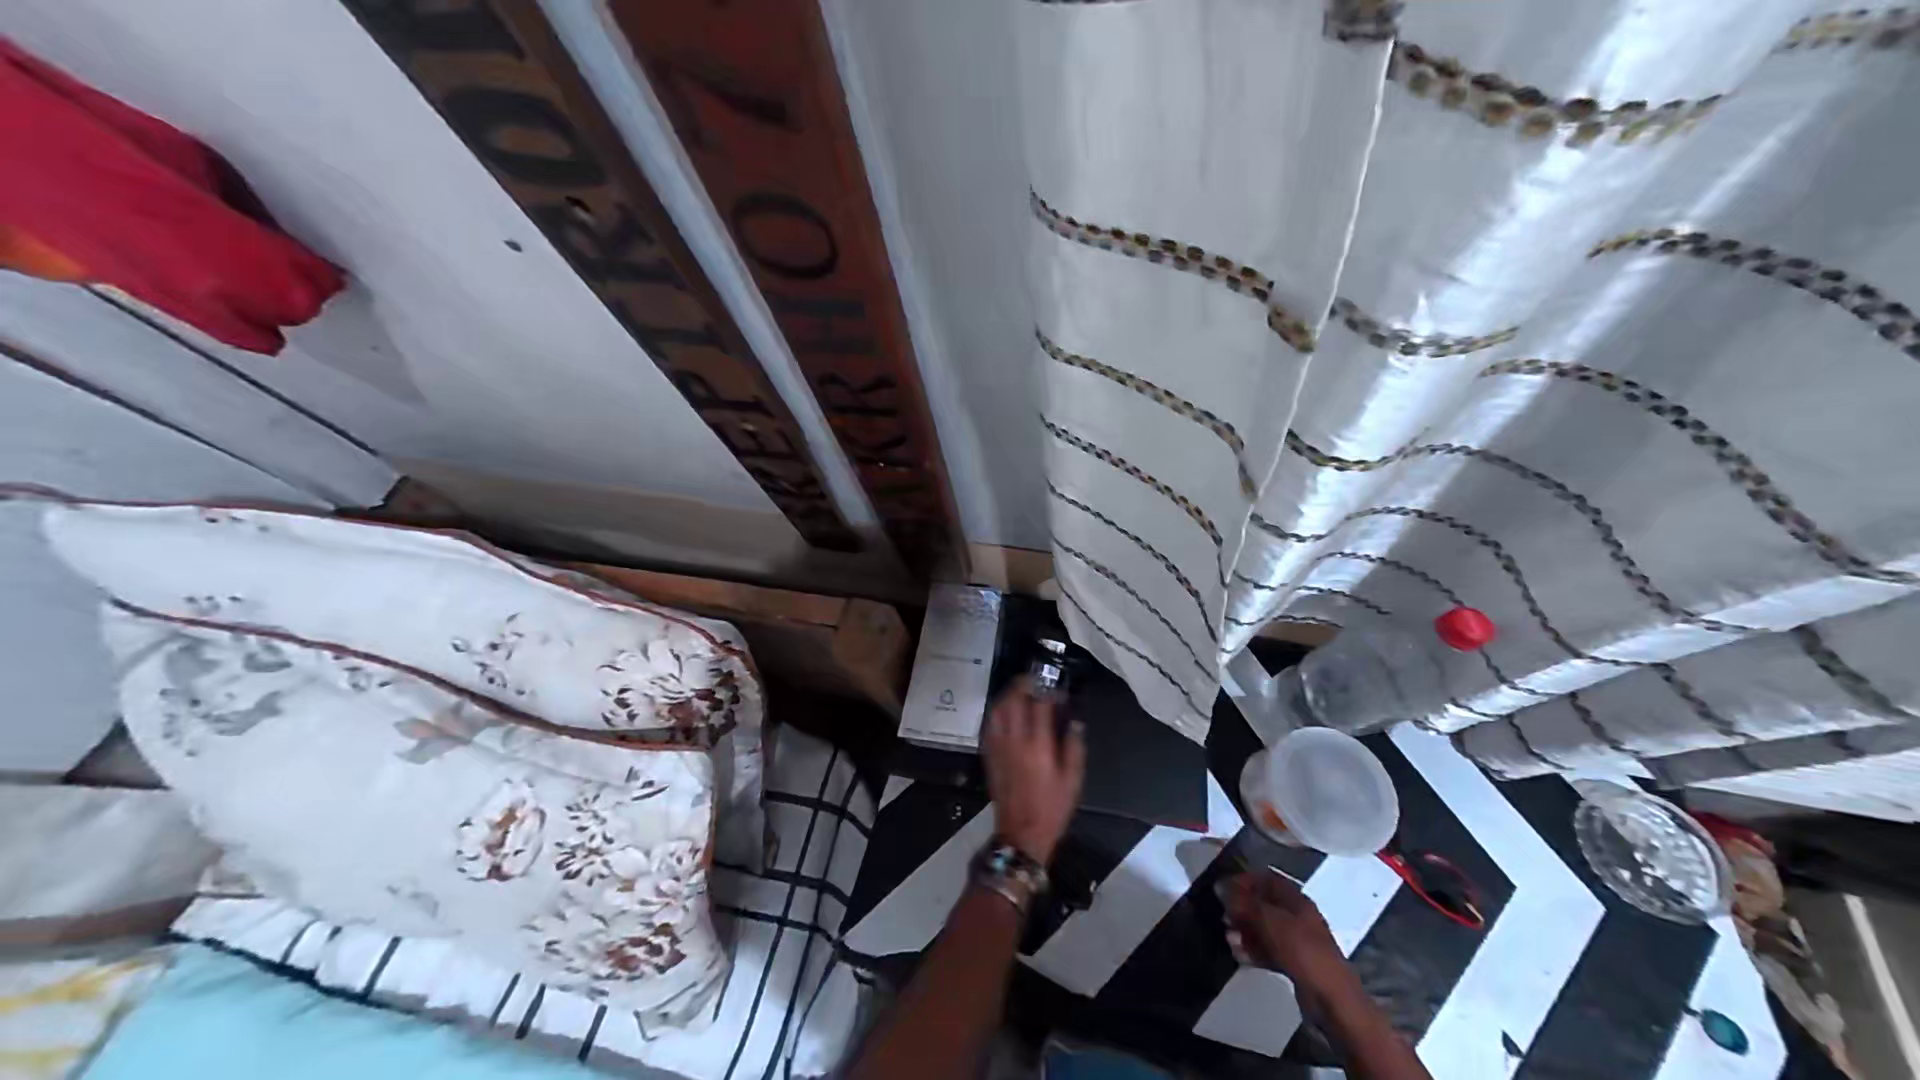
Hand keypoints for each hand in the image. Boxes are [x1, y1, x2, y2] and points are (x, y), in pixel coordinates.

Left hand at [981, 677, 1084, 863]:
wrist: (1021, 832)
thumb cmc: (1052, 807)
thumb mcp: (1073, 779)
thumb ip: (1074, 746)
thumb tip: (1075, 721)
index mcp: (1038, 746)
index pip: (1040, 705)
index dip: (1048, 690)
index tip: (1056, 686)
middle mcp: (1015, 740)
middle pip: (1013, 700)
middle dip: (1023, 684)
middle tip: (1034, 680)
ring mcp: (998, 746)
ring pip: (997, 709)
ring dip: (1007, 694)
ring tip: (1019, 690)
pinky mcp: (989, 754)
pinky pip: (989, 724)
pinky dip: (997, 711)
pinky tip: (1006, 710)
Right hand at [1222, 872, 1355, 999]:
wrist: (1331, 999)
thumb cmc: (1301, 949)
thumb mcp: (1269, 920)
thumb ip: (1243, 902)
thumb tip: (1219, 885)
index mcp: (1295, 899)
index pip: (1265, 879)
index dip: (1242, 880)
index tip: (1221, 889)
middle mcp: (1296, 916)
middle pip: (1262, 904)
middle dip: (1240, 909)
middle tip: (1223, 917)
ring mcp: (1296, 941)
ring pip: (1263, 929)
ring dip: (1244, 932)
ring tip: (1229, 940)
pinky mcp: (1294, 963)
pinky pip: (1268, 950)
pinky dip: (1253, 951)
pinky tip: (1239, 956)